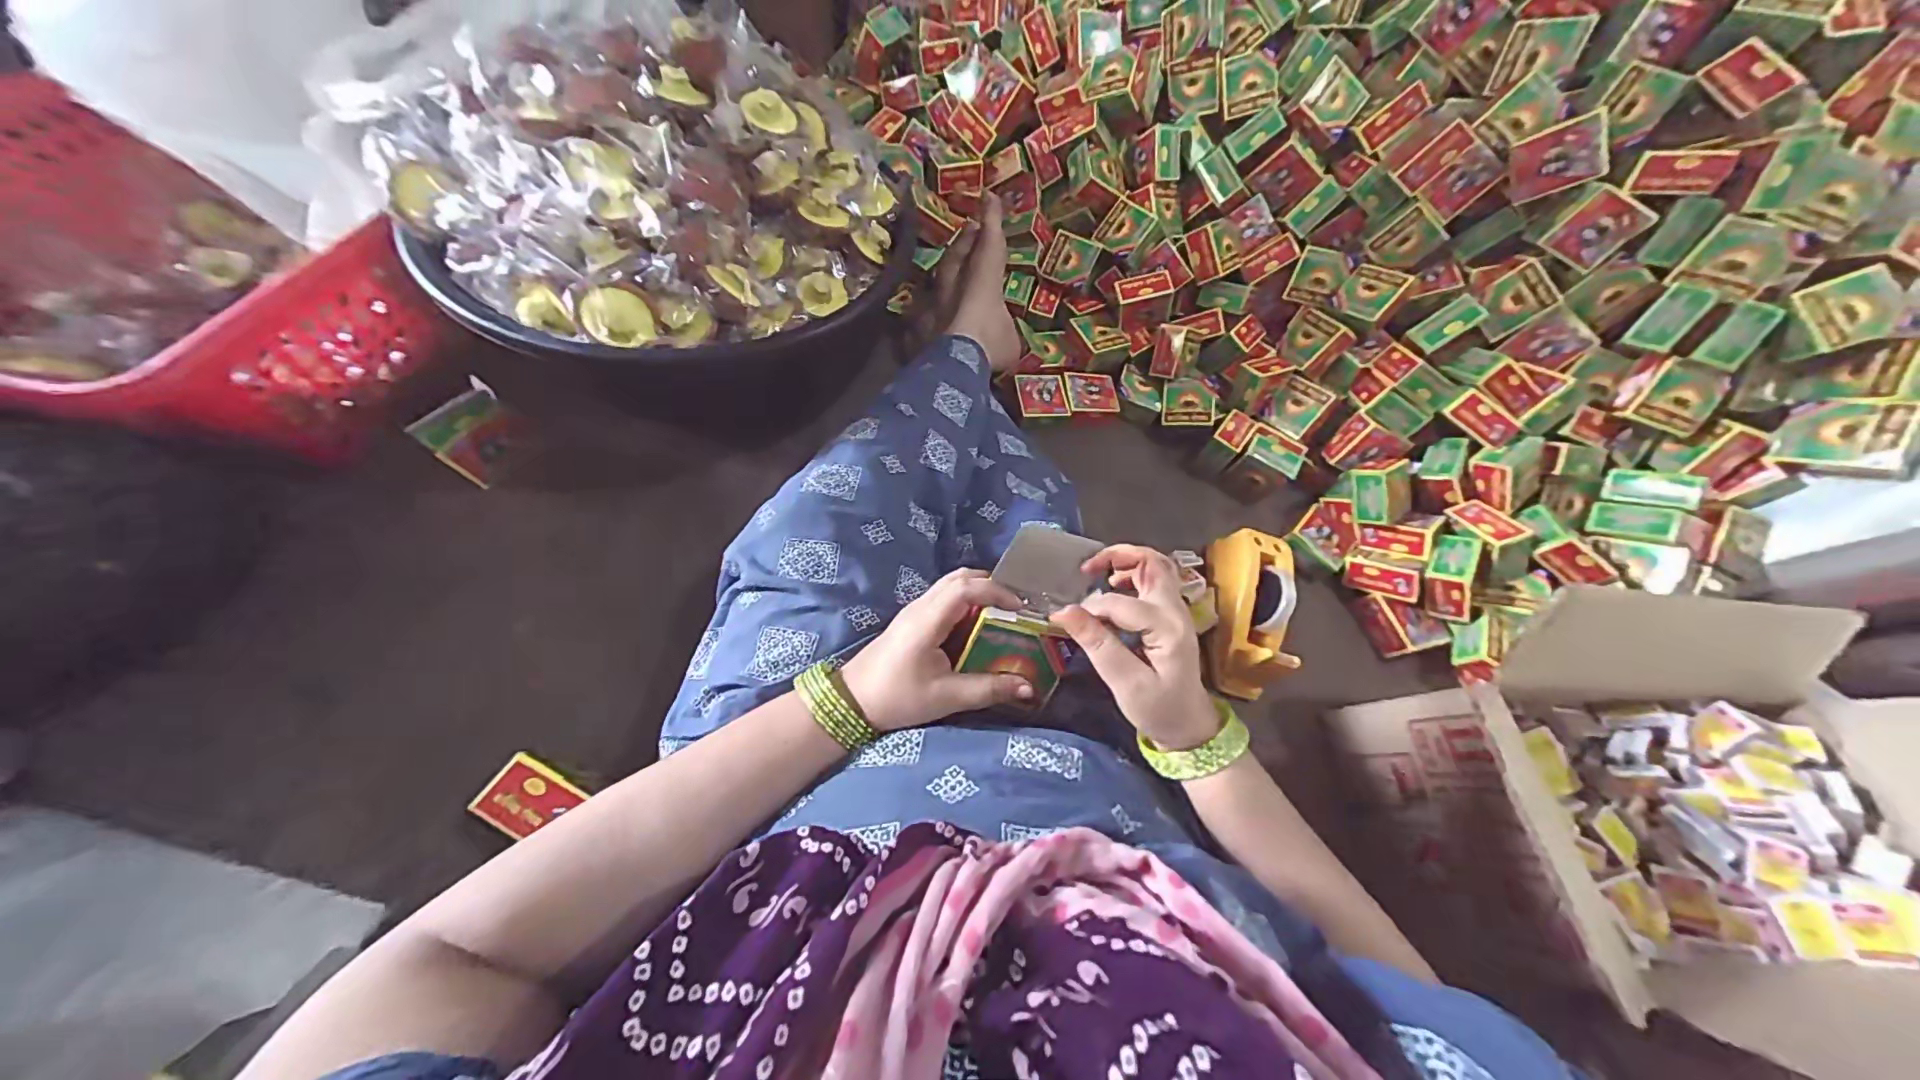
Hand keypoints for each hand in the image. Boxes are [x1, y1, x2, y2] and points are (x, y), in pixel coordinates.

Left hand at [838, 568, 1034, 731]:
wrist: (852, 701)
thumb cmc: (897, 697)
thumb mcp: (946, 697)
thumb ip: (989, 689)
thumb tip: (1029, 687)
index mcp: (928, 619)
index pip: (966, 588)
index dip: (997, 591)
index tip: (1021, 606)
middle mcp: (920, 607)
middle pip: (960, 578)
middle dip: (991, 585)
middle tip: (1016, 604)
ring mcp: (913, 611)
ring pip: (950, 585)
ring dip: (978, 591)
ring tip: (1002, 612)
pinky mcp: (911, 620)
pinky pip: (943, 598)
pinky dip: (965, 601)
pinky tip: (977, 624)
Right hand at [1049, 544, 1219, 750]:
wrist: (1189, 726)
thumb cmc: (1158, 709)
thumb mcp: (1124, 682)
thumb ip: (1096, 643)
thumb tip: (1063, 612)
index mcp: (1167, 628)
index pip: (1121, 603)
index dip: (1090, 608)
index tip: (1064, 619)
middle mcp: (1176, 611)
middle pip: (1153, 562)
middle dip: (1118, 556)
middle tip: (1086, 568)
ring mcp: (1177, 611)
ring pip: (1157, 567)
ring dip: (1127, 562)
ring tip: (1097, 574)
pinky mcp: (1171, 615)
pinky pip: (1155, 581)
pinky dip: (1133, 574)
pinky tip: (1112, 587)